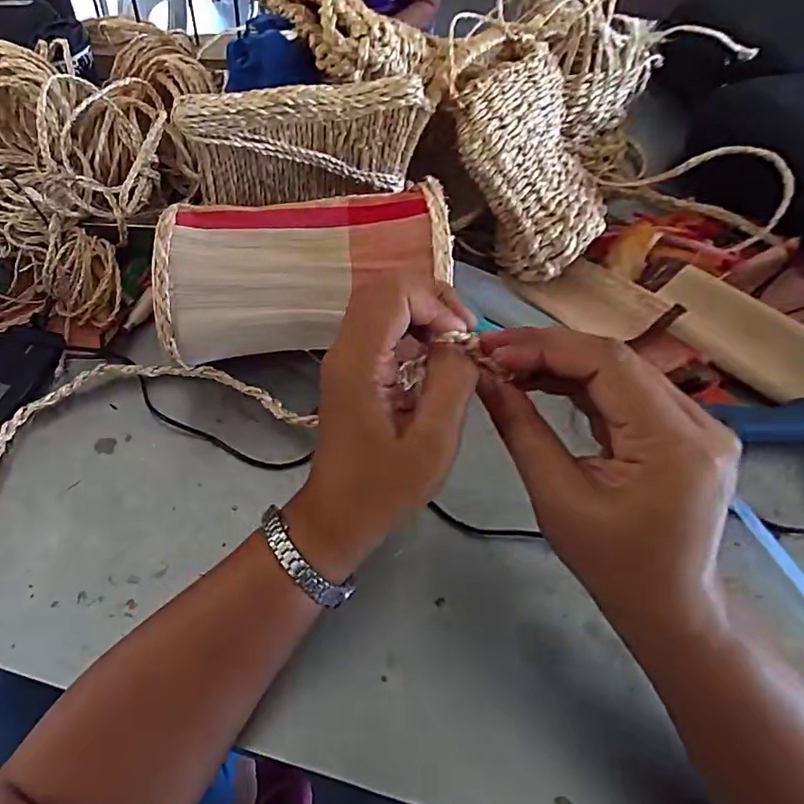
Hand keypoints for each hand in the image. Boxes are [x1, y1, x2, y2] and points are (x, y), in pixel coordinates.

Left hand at [285, 279, 480, 577]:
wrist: (338, 513)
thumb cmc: (384, 487)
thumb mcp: (433, 442)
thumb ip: (452, 384)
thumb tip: (460, 343)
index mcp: (358, 362)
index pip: (393, 293)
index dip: (435, 302)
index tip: (463, 337)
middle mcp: (345, 349)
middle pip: (386, 289)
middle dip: (432, 301)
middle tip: (465, 334)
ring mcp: (345, 357)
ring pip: (383, 305)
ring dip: (423, 314)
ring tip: (456, 346)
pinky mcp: (352, 368)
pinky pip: (381, 329)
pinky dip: (412, 331)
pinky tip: (436, 360)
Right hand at [476, 328, 740, 632]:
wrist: (669, 607)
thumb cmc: (610, 562)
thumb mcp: (555, 496)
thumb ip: (520, 428)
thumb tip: (484, 377)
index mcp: (675, 442)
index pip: (608, 363)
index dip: (544, 347)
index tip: (491, 350)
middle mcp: (700, 423)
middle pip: (615, 359)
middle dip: (547, 349)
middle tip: (491, 351)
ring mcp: (698, 424)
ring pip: (620, 369)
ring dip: (561, 362)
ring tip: (507, 365)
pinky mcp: (685, 430)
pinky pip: (627, 390)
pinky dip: (580, 382)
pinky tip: (540, 380)